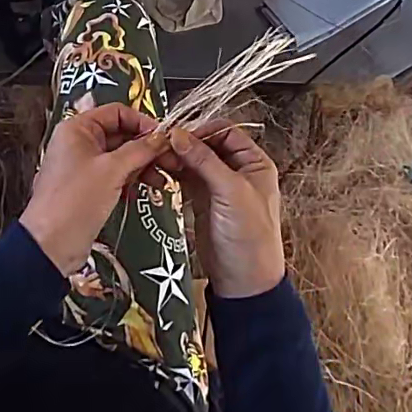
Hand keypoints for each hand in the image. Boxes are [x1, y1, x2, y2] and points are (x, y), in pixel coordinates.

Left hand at [20, 104, 165, 273]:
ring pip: (121, 156)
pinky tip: (145, 192)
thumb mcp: (111, 170)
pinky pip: (116, 175)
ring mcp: (84, 165)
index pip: (116, 112)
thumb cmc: (73, 201)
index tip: (163, 137)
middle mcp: (79, 142)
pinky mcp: (90, 186)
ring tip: (161, 180)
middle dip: (147, 147)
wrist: (52, 243)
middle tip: (170, 160)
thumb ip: (139, 150)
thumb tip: (160, 137)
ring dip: (142, 166)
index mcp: (78, 128)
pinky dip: (132, 181)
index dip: (142, 122)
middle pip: (121, 134)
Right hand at [164, 121, 284, 298]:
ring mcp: (217, 184)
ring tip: (157, 157)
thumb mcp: (231, 193)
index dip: (202, 129)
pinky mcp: (200, 197)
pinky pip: (184, 174)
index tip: (178, 133)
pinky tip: (159, 168)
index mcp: (253, 163)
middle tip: (161, 144)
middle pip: (205, 143)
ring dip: (175, 155)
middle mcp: (236, 169)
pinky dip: (171, 169)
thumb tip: (177, 134)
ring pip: (192, 158)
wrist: (242, 281)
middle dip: (184, 142)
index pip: (225, 132)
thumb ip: (204, 160)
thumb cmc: (250, 236)